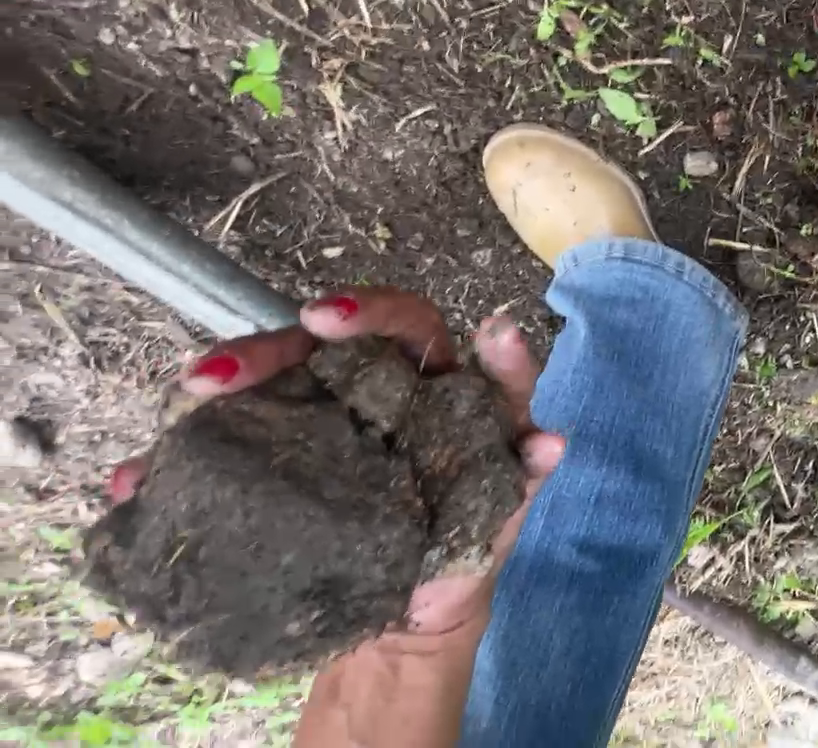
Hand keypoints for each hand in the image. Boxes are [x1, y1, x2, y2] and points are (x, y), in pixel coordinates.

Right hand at [110, 288, 562, 747]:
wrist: (401, 625)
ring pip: (285, 374)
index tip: (362, 314)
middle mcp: (386, 396)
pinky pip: (226, 446)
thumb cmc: (461, 554)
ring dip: (244, 367)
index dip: (401, 313)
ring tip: (203, 384)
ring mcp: (324, 424)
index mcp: (444, 397)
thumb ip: (522, 476)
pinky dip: (181, 453)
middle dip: (319, 326)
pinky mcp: (273, 464)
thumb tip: (553, 442)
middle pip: (351, 341)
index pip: (425, 335)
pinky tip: (143, 472)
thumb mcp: (496, 517)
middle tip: (291, 333)